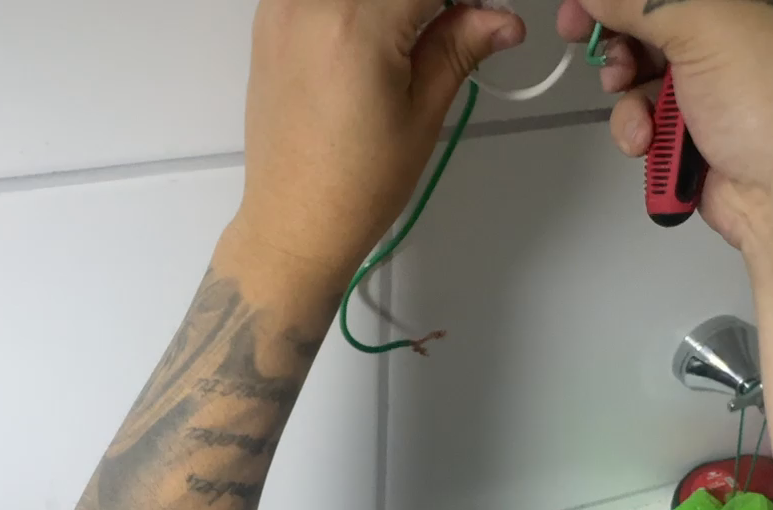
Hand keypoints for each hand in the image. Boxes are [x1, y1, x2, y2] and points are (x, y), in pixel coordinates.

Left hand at [233, 0, 524, 278]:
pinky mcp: (269, 16)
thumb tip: (502, 18)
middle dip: (428, 0)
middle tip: (453, 24)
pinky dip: (356, 5)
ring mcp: (283, 3)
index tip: (483, 13)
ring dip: (392, 4)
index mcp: (359, 23)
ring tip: (412, 38)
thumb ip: (458, 48)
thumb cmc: (355, 189)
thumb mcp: (420, 119)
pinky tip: (374, 36)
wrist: (294, 224)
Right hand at [557, 0, 772, 247]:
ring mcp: (734, 74)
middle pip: (668, 9)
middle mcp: (761, 16)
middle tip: (578, 27)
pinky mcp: (711, 125)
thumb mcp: (711, 16)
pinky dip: (642, 124)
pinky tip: (645, 136)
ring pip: (655, 62)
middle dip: (621, 22)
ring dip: (628, 80)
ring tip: (623, 88)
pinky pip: (659, 112)